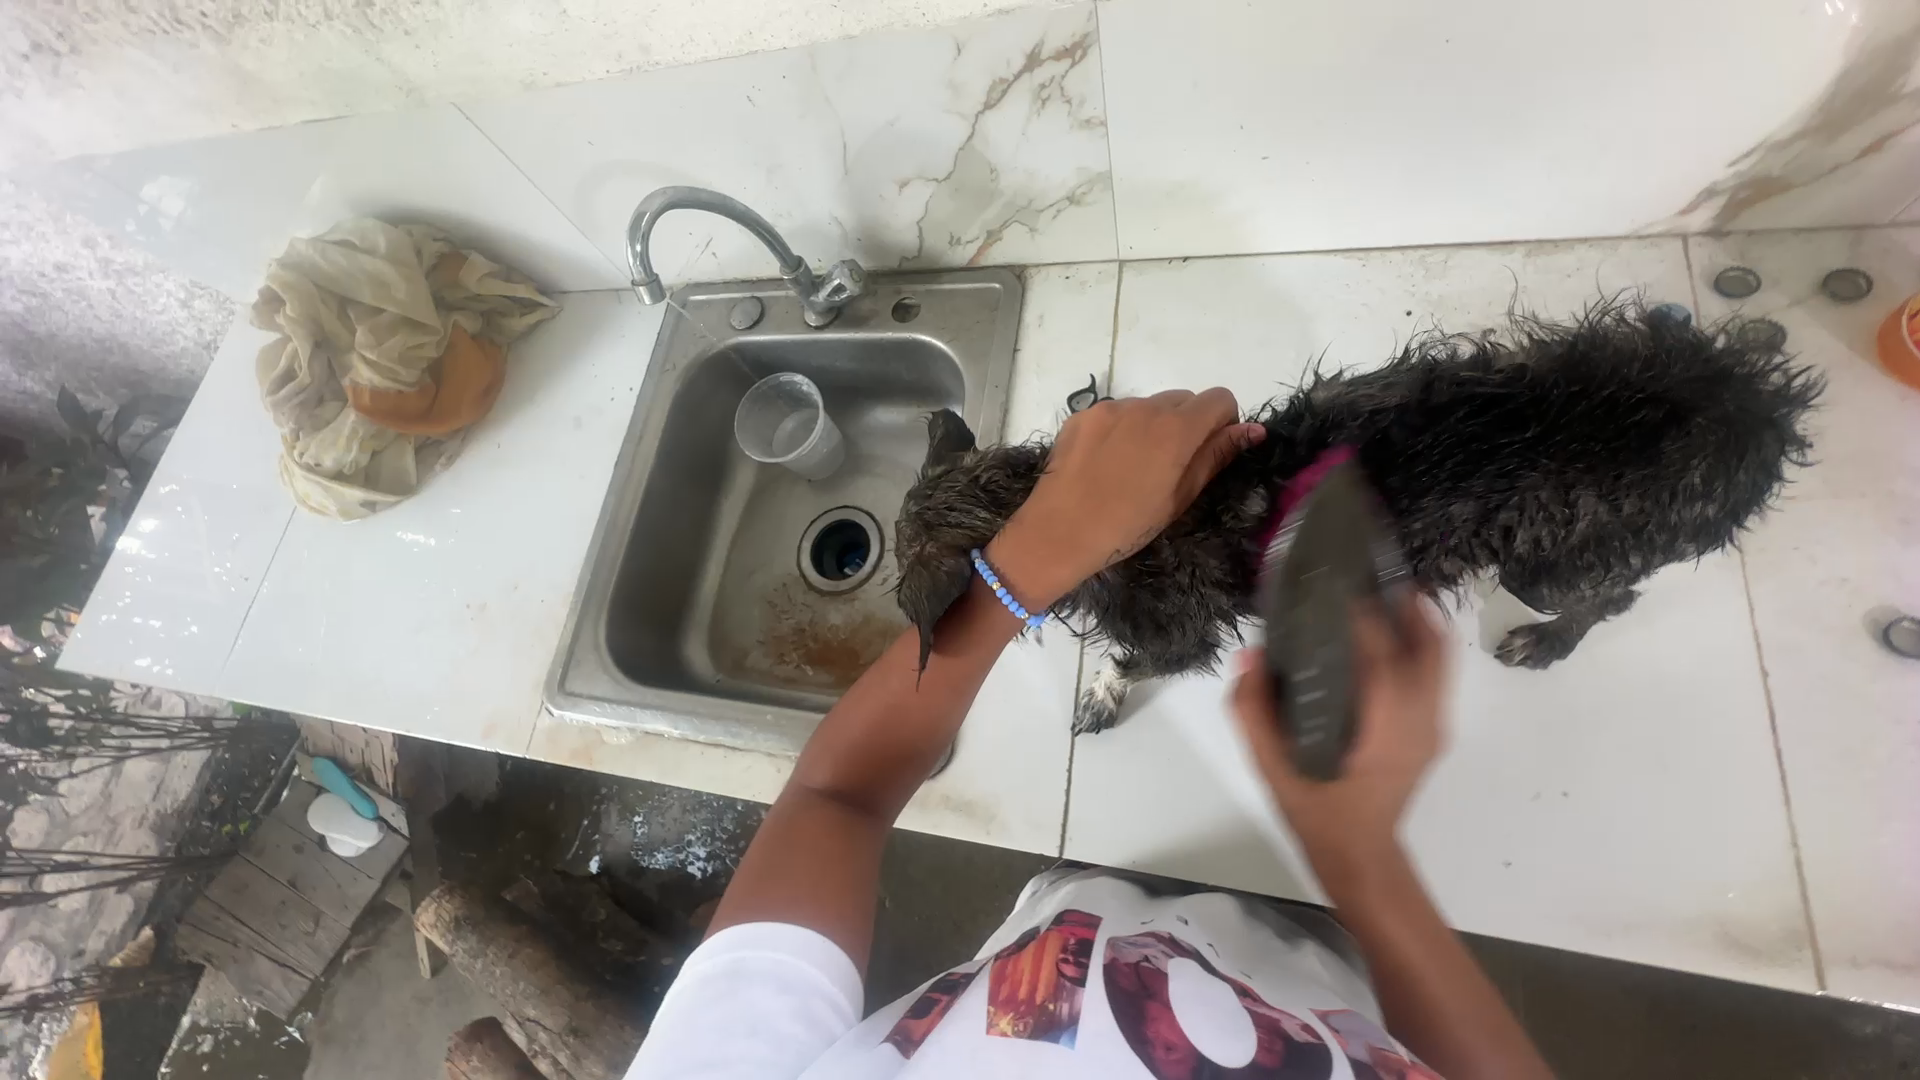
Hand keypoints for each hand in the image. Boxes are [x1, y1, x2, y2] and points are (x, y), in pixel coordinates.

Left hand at [986, 389, 1265, 606]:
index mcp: (1176, 429)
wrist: (1058, 533)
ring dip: (1151, 427)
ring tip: (1131, 469)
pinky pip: (1114, 414)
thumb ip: (1215, 456)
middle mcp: (1144, 407)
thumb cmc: (1126, 526)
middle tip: (1168, 468)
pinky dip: (1119, 430)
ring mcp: (1108, 409)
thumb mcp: (1179, 497)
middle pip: (1183, 400)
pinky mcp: (1080, 416)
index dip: (1222, 423)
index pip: (1219, 399)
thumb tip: (1252, 429)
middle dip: (1186, 425)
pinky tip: (1105, 464)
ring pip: (1146, 406)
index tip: (1209, 452)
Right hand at [1230, 596, 1447, 898]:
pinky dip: (1419, 642)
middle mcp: (1420, 725)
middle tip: (1371, 572)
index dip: (1366, 621)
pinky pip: (1435, 673)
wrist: (1360, 855)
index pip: (1384, 664)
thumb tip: (1249, 655)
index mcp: (1384, 735)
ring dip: (1417, 620)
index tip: (1338, 588)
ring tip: (1382, 589)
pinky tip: (1387, 629)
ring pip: (1440, 658)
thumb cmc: (1316, 810)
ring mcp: (1433, 727)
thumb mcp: (1272, 765)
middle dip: (1407, 606)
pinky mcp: (1432, 729)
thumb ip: (1253, 711)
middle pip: (1430, 650)